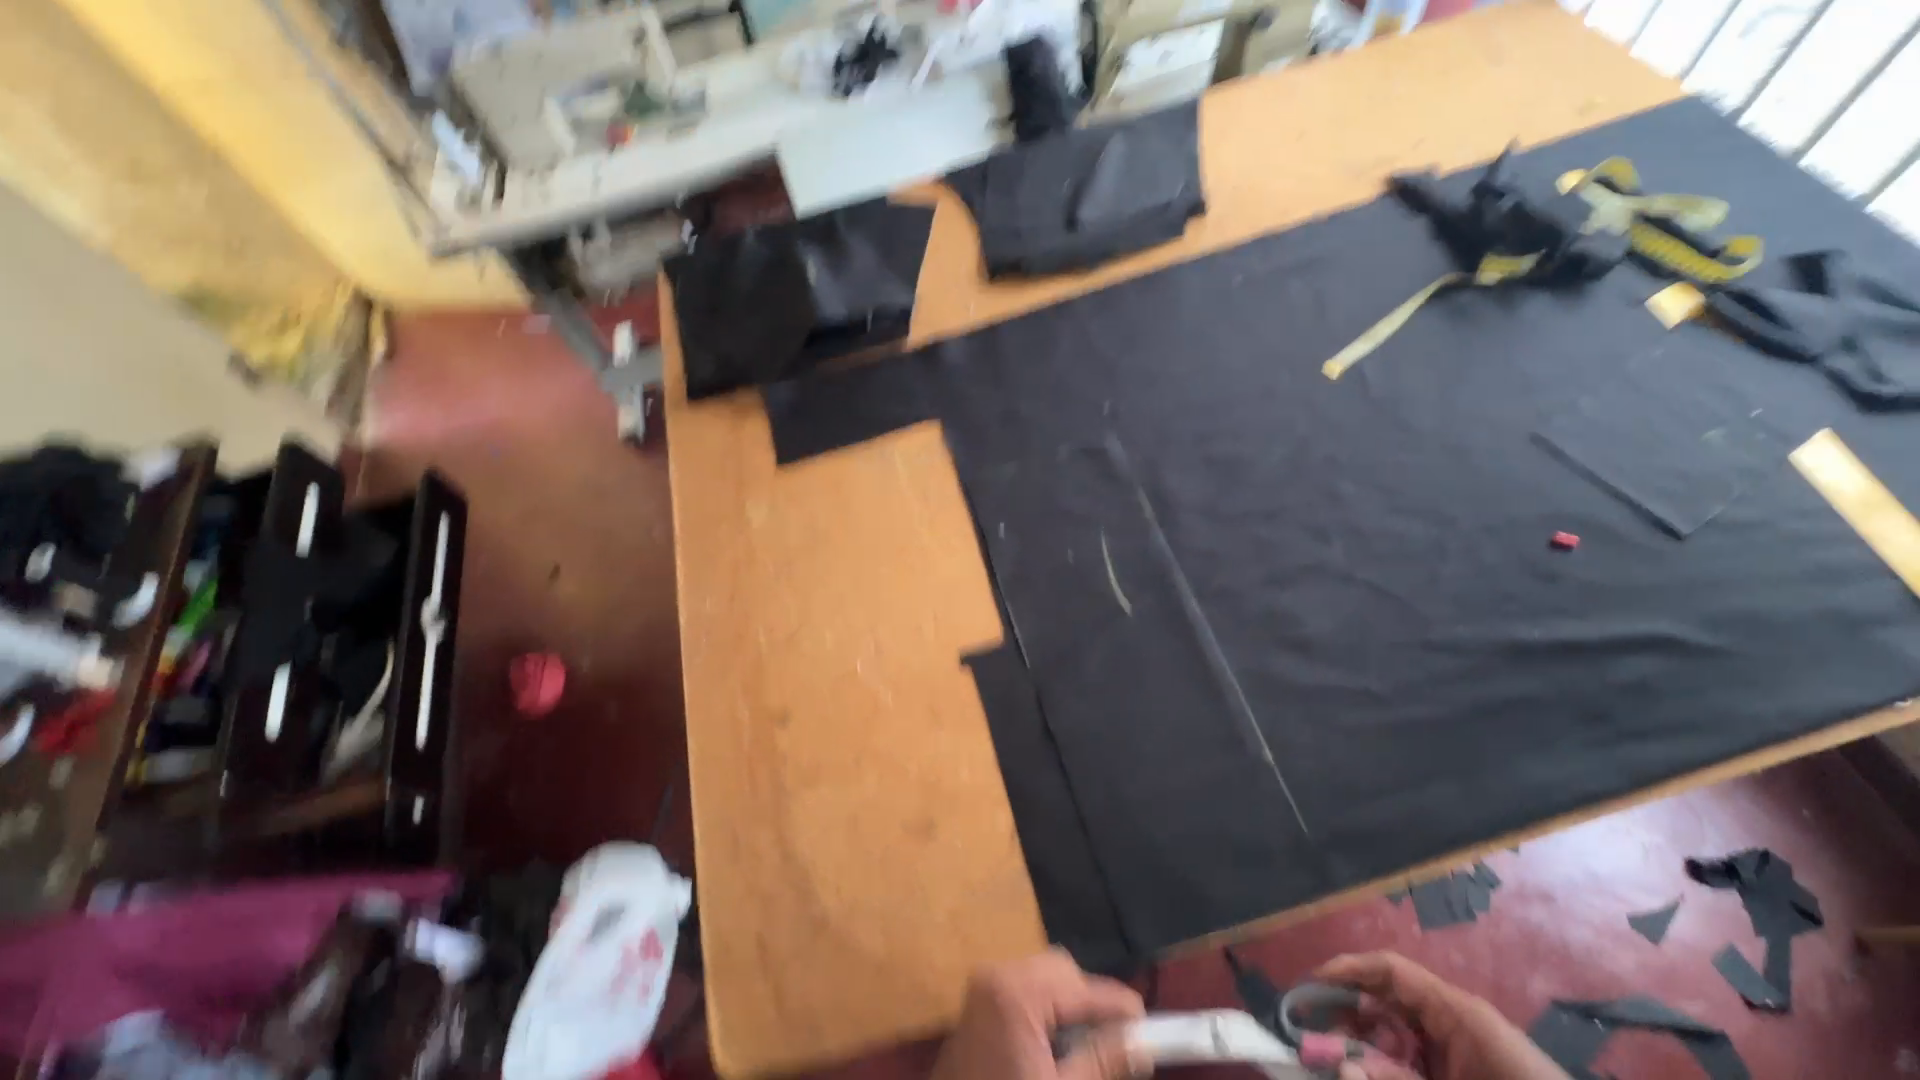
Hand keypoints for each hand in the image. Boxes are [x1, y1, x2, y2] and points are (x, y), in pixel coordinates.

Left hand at [931, 949, 1149, 1079]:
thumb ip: (1103, 1061)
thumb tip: (1145, 1043)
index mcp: (1018, 993)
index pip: (1085, 988)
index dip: (1122, 1008)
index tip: (1152, 1029)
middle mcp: (999, 975)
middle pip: (1064, 970)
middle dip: (1092, 1002)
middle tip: (1116, 1042)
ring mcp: (985, 984)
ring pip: (1046, 974)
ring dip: (1071, 1002)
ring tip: (1087, 1045)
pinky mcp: (979, 999)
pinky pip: (1026, 985)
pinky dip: (1048, 1005)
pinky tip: (1058, 1042)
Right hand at [1314, 953, 1570, 1079]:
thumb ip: (1393, 1079)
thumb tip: (1338, 1066)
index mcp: (1455, 1010)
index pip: (1390, 969)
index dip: (1347, 970)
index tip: (1311, 987)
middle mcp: (1456, 1015)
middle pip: (1390, 996)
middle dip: (1351, 1013)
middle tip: (1318, 1036)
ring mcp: (1465, 1042)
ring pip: (1402, 1027)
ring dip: (1370, 1040)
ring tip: (1346, 1060)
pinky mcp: (1470, 1064)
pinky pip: (1420, 1050)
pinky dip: (1395, 1059)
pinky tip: (1380, 1072)